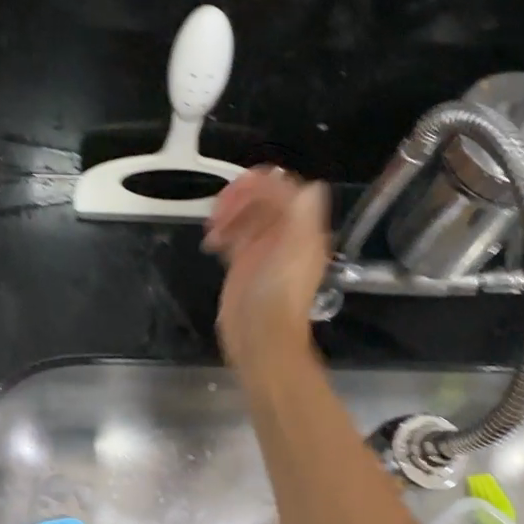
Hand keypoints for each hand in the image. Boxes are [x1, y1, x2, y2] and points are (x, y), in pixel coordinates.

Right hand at [202, 166, 330, 372]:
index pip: (284, 191)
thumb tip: (310, 187)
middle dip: (239, 199)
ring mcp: (262, 249)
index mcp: (301, 230)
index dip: (261, 185)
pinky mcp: (242, 264)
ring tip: (214, 229)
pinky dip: (221, 232)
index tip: (236, 193)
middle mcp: (284, 236)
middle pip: (262, 199)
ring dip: (227, 214)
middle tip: (219, 213)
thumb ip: (303, 216)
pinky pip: (233, 235)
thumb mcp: (295, 251)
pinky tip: (212, 243)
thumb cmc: (278, 296)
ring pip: (245, 215)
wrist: (261, 338)